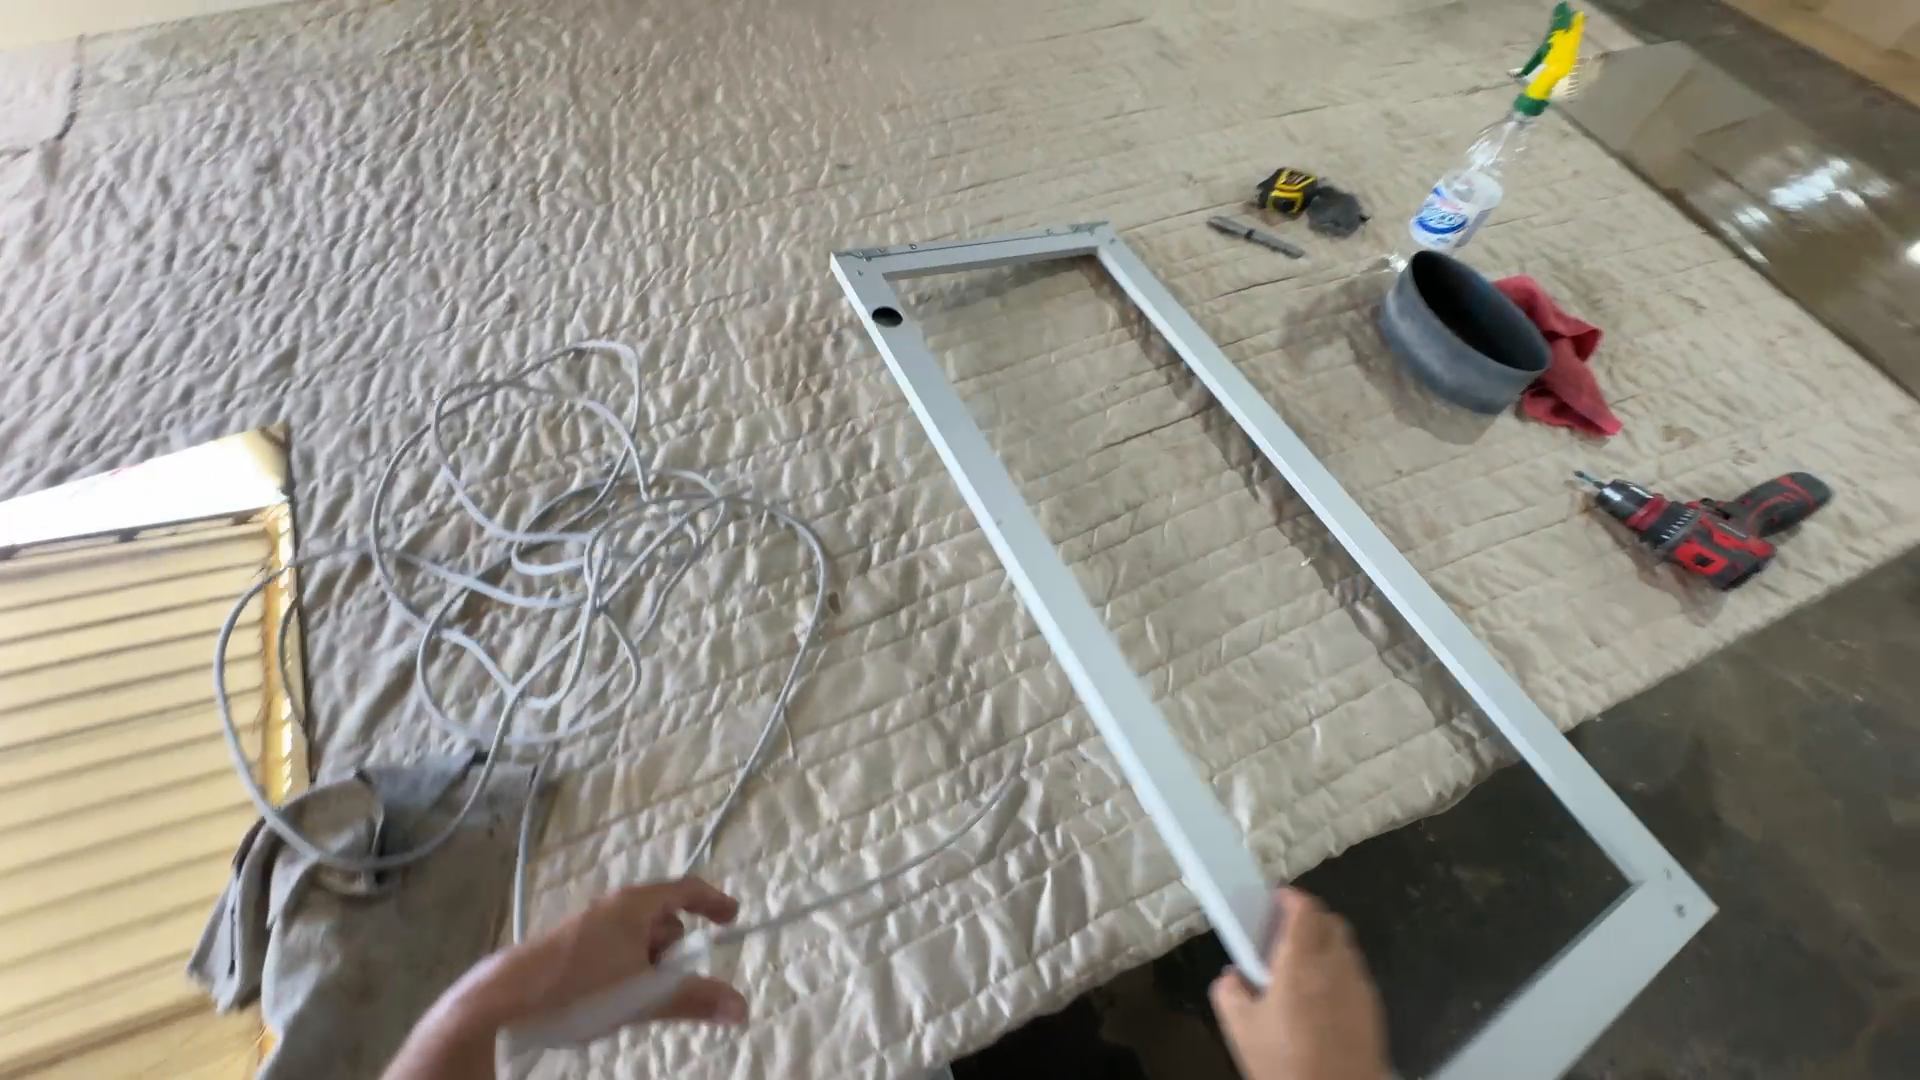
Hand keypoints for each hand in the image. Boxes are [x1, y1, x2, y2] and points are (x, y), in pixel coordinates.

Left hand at [476, 876, 748, 1027]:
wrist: (501, 1001)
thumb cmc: (580, 986)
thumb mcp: (642, 995)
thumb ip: (692, 999)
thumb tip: (742, 1007)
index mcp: (637, 902)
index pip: (688, 889)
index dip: (713, 902)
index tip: (732, 918)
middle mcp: (616, 905)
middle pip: (664, 919)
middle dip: (672, 952)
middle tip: (665, 986)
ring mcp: (591, 924)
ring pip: (638, 939)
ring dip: (647, 966)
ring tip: (632, 999)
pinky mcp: (571, 946)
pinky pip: (616, 950)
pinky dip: (626, 970)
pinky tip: (608, 1000)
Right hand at [1209, 888, 1388, 1079]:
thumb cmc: (1286, 1065)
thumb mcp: (1240, 1028)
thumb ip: (1229, 991)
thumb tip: (1234, 976)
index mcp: (1300, 963)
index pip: (1305, 909)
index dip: (1291, 898)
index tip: (1275, 903)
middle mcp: (1335, 968)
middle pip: (1331, 921)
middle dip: (1309, 918)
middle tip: (1284, 933)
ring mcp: (1359, 990)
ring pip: (1346, 947)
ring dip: (1325, 943)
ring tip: (1301, 967)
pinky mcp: (1374, 1013)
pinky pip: (1355, 974)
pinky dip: (1338, 970)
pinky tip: (1320, 999)